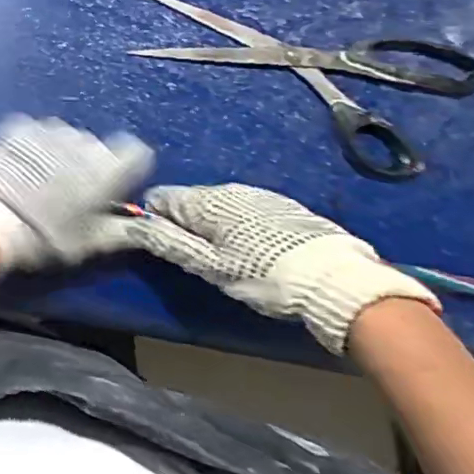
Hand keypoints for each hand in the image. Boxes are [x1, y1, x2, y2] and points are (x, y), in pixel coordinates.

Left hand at [0, 115, 153, 270]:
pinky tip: (19, 163)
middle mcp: (84, 144)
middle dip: (86, 162)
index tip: (110, 184)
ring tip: (39, 176)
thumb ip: (122, 231)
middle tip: (68, 187)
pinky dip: (29, 142)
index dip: (123, 169)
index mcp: (111, 169)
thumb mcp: (91, 242)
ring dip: (57, 151)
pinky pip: (31, 130)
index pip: (136, 153)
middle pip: (95, 144)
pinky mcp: (16, 128)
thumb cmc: (43, 235)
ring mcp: (47, 132)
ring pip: (63, 135)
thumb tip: (140, 229)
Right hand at [119, 184, 438, 353]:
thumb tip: (130, 226)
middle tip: (204, 257)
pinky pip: (249, 211)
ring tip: (235, 255)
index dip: (157, 222)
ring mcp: (263, 196)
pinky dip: (244, 227)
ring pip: (220, 207)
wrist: (343, 284)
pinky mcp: (289, 207)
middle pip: (190, 202)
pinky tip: (261, 249)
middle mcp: (230, 190)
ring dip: (217, 226)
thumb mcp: (209, 266)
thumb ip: (166, 242)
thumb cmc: (265, 275)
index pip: (158, 198)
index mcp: (205, 201)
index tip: (171, 246)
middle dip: (189, 224)